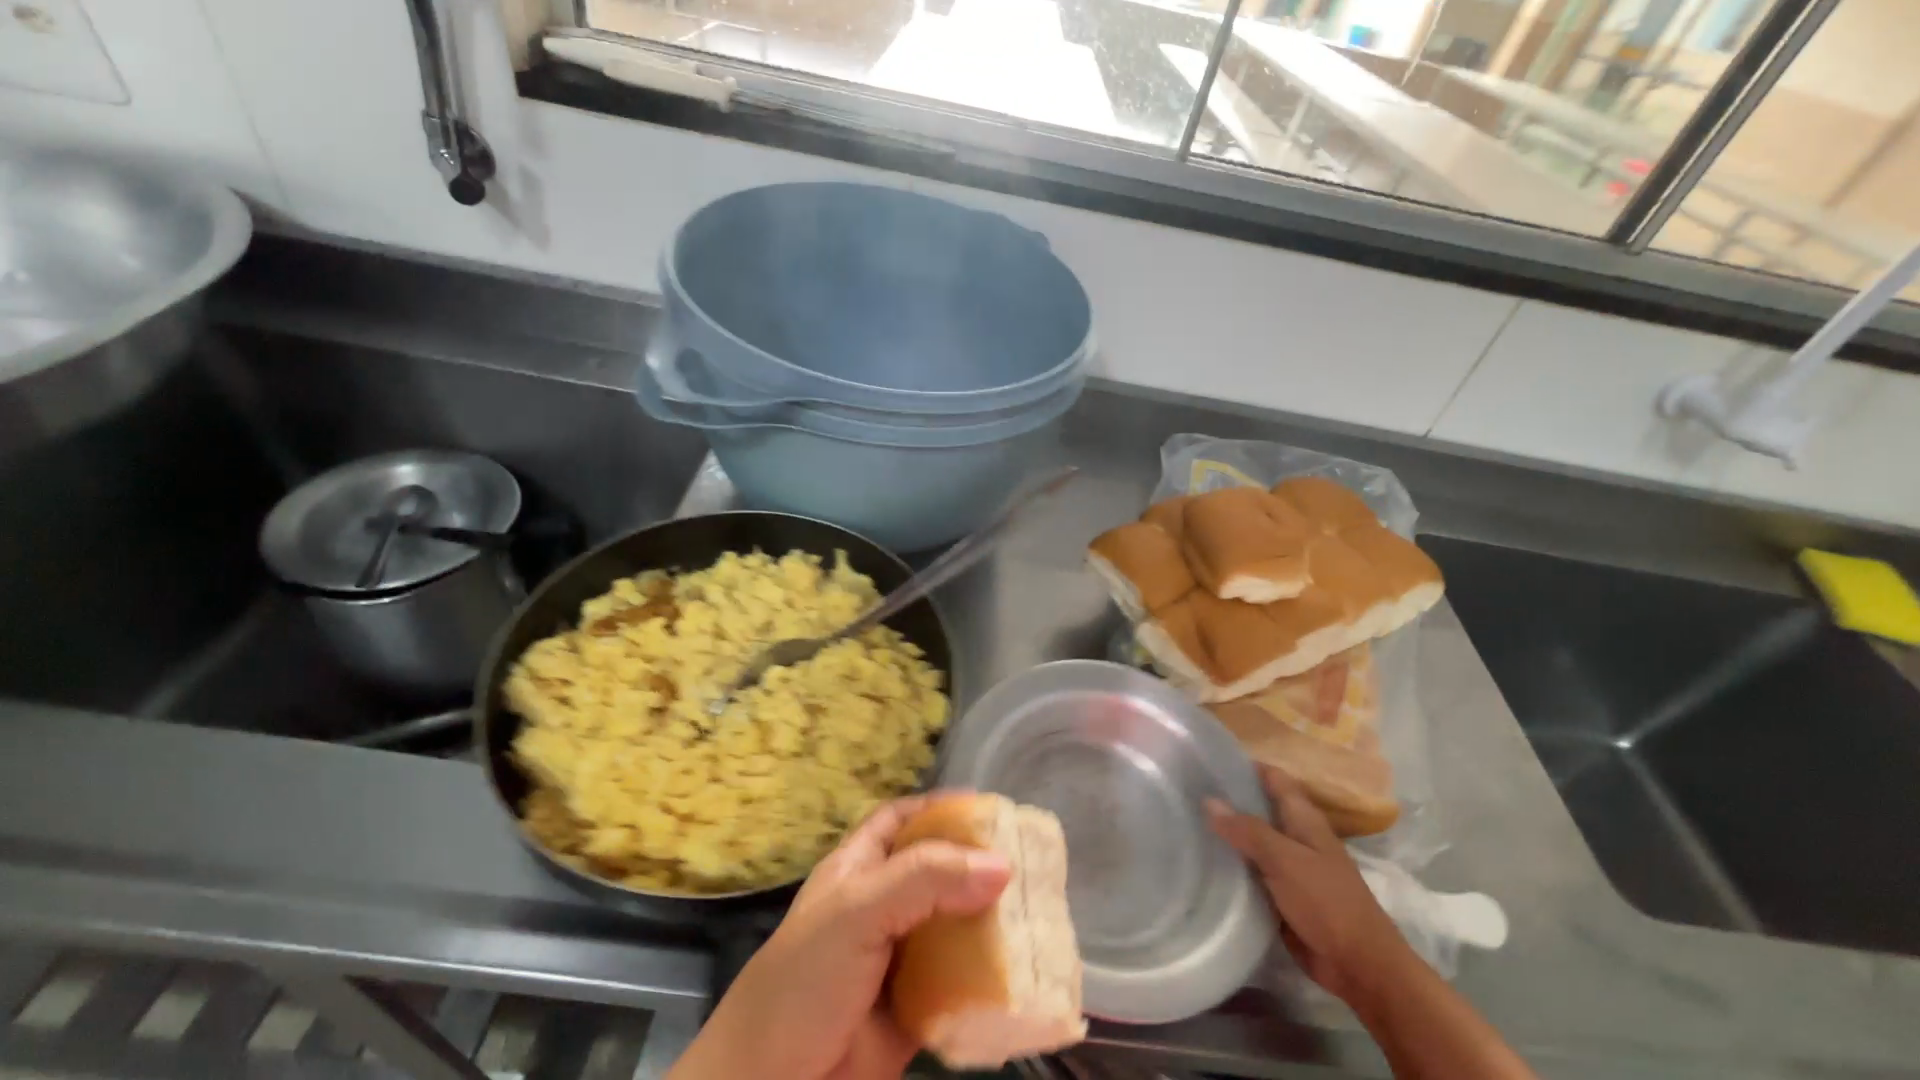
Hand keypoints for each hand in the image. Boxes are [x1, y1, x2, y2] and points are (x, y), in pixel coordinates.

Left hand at [668, 795, 1010, 1079]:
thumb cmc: (803, 982)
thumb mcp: (855, 912)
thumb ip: (923, 880)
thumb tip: (1002, 865)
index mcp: (857, 871)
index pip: (899, 821)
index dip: (939, 808)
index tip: (991, 808)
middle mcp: (882, 908)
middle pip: (939, 873)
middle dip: (980, 866)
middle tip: (1034, 862)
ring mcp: (901, 960)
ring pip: (956, 928)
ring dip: (994, 923)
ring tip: (1044, 911)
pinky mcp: (919, 1010)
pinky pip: (963, 986)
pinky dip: (992, 979)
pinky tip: (1028, 969)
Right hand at [1207, 765, 1414, 1004]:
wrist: (1357, 963)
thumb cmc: (1327, 903)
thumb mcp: (1285, 860)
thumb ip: (1248, 831)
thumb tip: (1209, 800)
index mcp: (1305, 821)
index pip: (1274, 779)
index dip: (1246, 766)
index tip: (1208, 759)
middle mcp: (1297, 838)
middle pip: (1260, 810)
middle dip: (1228, 800)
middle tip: (1185, 792)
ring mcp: (1290, 869)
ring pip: (1253, 843)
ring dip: (1227, 835)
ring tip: (1184, 823)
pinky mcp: (1281, 897)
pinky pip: (1251, 874)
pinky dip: (1231, 867)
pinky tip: (1202, 865)